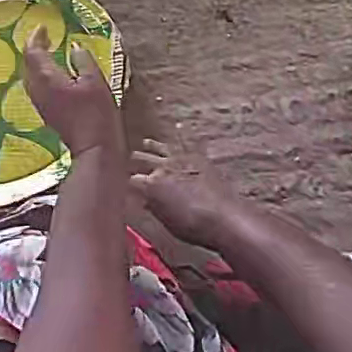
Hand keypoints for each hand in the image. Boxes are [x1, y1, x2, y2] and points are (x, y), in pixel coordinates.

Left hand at [20, 26, 124, 160]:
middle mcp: (38, 91)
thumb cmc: (97, 113)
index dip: (36, 38)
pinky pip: (36, 87)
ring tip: (46, 52)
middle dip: (33, 49)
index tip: (42, 27)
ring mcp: (41, 104)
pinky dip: (39, 75)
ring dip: (35, 63)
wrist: (95, 147)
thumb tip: (74, 48)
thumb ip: (83, 60)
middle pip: (27, 66)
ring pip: (30, 77)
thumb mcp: (95, 81)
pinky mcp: (47, 113)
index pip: (34, 54)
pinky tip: (51, 74)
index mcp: (48, 80)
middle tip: (44, 37)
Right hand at [128, 139, 244, 248]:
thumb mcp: (167, 221)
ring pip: (162, 148)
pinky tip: (179, 125)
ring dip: (153, 145)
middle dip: (137, 161)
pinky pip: (187, 141)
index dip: (131, 185)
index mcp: (151, 185)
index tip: (129, 187)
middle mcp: (163, 168)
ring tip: (146, 142)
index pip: (134, 181)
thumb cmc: (192, 226)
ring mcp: (181, 160)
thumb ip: (155, 208)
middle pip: (144, 160)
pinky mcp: (198, 157)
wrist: (222, 216)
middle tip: (131, 159)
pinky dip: (183, 132)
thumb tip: (146, 201)